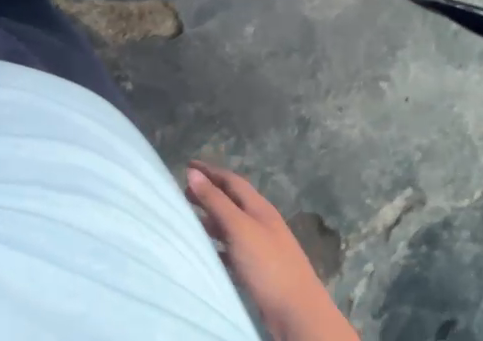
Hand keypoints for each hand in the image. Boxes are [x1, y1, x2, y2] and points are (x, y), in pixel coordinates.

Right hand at [186, 161, 357, 340]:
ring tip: (190, 220)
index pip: (232, 181)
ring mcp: (262, 247)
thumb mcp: (239, 228)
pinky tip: (207, 250)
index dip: (209, 171)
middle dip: (209, 193)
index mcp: (260, 209)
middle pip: (232, 201)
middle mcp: (262, 224)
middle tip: (183, 193)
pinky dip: (218, 244)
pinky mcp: (259, 269)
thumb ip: (215, 201)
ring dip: (211, 219)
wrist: (299, 316)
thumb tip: (192, 172)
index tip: (186, 165)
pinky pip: (233, 248)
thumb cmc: (268, 265)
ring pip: (232, 225)